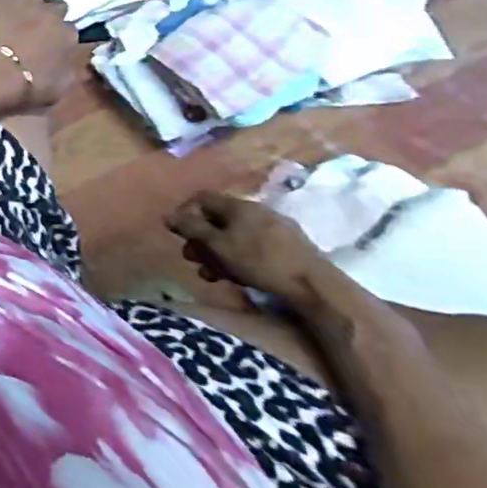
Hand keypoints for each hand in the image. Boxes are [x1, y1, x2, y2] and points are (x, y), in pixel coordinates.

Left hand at [0, 0, 85, 109]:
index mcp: (68, 39)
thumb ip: (71, 74)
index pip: (69, 31)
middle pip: (56, 5)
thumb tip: (81, 68)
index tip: (50, 39)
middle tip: (37, 13)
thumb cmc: (25, 88)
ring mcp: (28, 3)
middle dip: (49, 8)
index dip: (58, 33)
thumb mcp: (59, 88)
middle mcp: (52, 16)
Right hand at [167, 192, 330, 300]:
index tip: (179, 233)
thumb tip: (168, 215)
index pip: (201, 198)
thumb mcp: (217, 245)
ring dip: (219, 253)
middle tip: (193, 258)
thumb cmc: (260, 261)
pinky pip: (256, 247)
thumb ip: (191, 228)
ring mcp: (278, 229)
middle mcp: (258, 211)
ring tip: (212, 274)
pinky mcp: (292, 249)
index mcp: (238, 205)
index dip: (185, 212)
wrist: (318, 288)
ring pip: (236, 236)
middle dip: (201, 239)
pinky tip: (238, 276)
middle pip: (218, 219)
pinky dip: (241, 258)